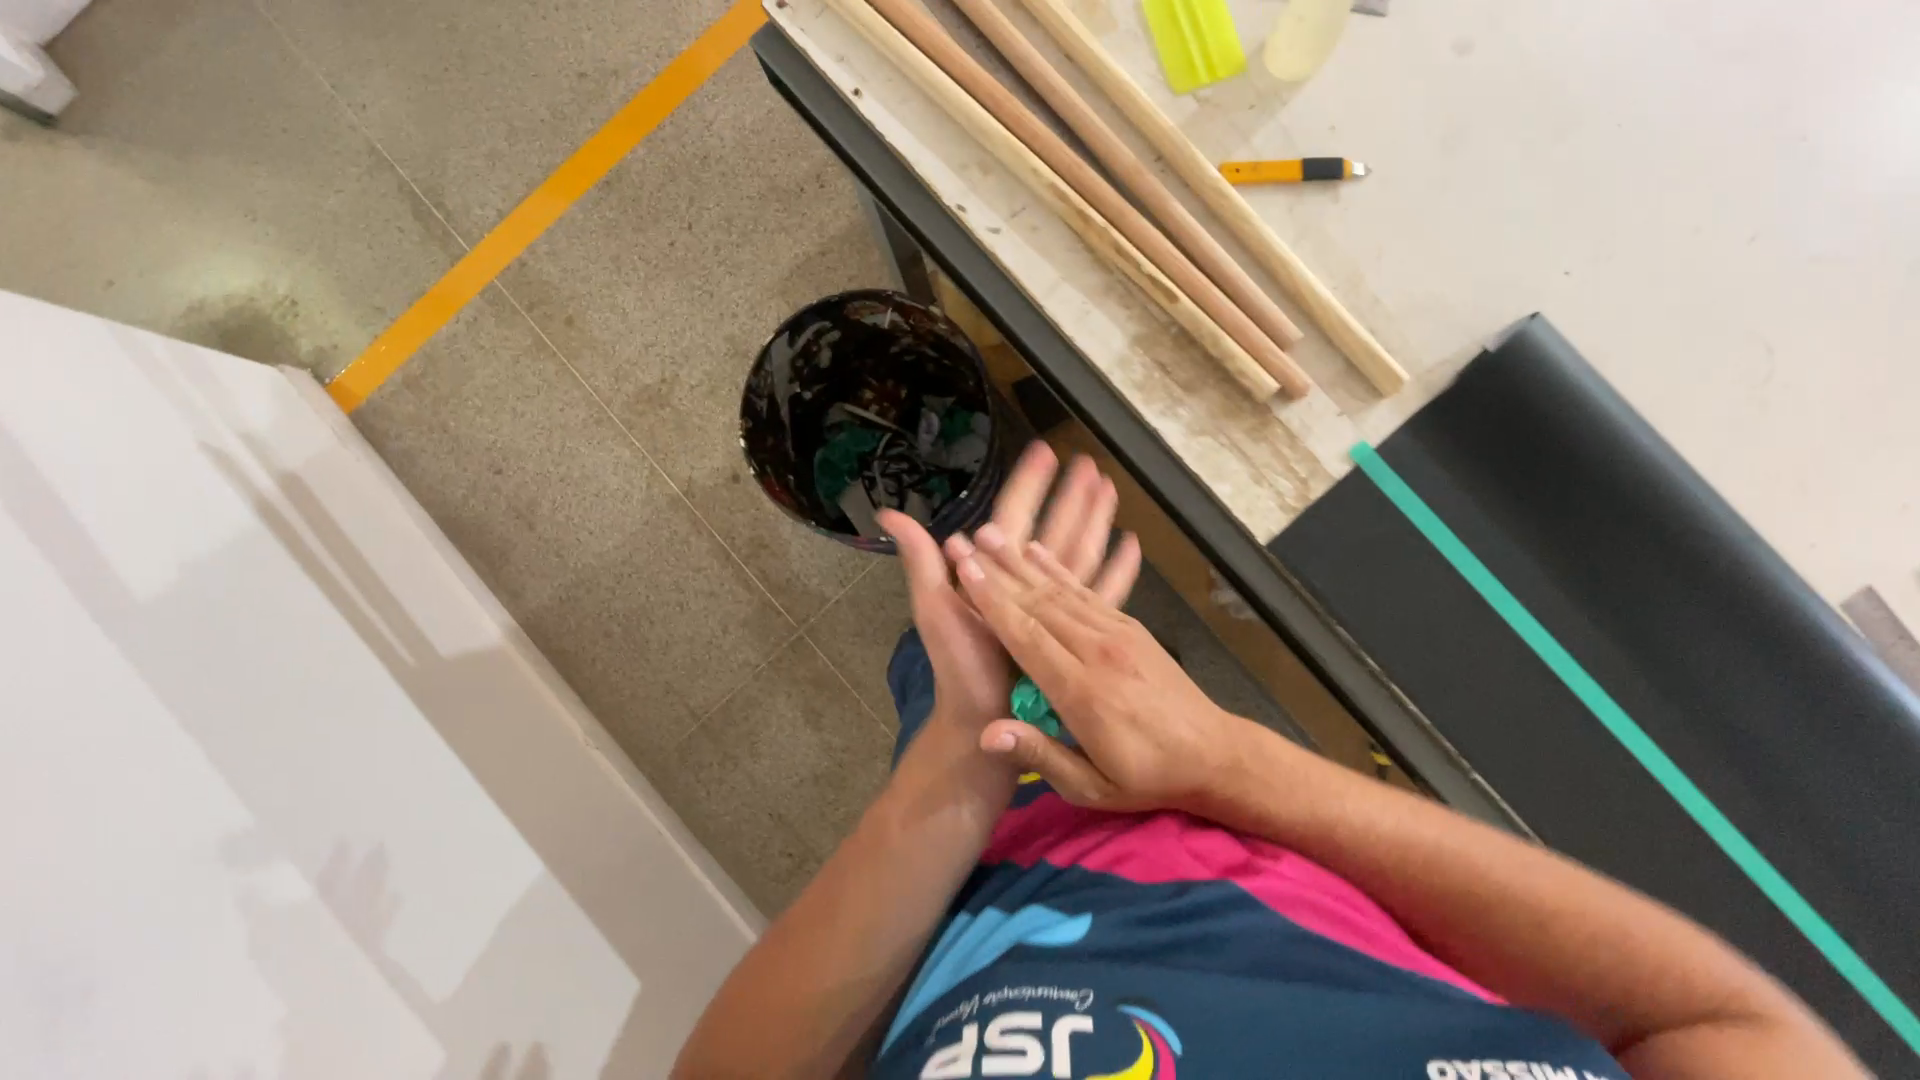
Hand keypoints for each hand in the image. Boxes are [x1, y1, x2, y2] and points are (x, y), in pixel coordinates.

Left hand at [876, 442, 1140, 727]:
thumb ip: (921, 559)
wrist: (984, 721)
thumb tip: (888, 513)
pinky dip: (1116, 570)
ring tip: (1111, 491)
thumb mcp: (935, 608)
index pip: (1014, 515)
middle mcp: (1024, 583)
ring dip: (1096, 522)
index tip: (1045, 451)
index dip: (1029, 484)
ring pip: (1080, 553)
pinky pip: (1099, 592)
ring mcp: (1051, 606)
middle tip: (1091, 464)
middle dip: (1072, 497)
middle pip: (1054, 528)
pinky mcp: (1072, 631)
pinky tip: (1131, 546)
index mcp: (993, 571)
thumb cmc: (958, 667)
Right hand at [953, 527, 1243, 812]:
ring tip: (990, 535)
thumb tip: (987, 735)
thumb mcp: (1092, 787)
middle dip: (997, 572)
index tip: (964, 572)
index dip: (993, 603)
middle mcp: (1099, 652)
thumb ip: (1040, 756)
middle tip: (963, 543)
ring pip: (1060, 591)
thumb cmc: (1147, 776)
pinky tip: (1036, 552)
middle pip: (1039, 604)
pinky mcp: (1131, 626)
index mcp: (1083, 693)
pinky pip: (1087, 592)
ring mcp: (1118, 634)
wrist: (1214, 754)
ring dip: (1021, 562)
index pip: (1027, 638)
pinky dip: (1057, 570)